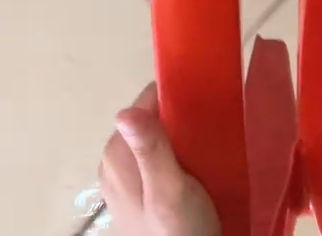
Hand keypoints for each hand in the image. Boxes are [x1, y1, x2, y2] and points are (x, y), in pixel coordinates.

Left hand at [98, 84, 219, 235]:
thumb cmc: (178, 232)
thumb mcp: (169, 190)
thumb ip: (150, 150)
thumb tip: (123, 111)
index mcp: (117, 153)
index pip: (147, 100)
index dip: (177, 99)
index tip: (202, 113)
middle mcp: (115, 159)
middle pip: (154, 116)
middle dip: (182, 119)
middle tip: (206, 138)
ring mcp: (126, 174)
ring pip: (160, 134)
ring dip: (183, 137)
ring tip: (204, 154)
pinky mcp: (139, 187)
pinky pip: (161, 153)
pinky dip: (180, 153)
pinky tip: (196, 168)